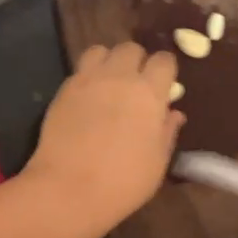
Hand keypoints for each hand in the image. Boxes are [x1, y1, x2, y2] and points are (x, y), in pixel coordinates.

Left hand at [24, 43, 184, 226]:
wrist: (69, 188)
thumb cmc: (123, 181)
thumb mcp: (157, 162)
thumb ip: (167, 132)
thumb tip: (173, 113)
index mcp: (149, 92)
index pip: (164, 60)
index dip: (165, 70)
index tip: (164, 85)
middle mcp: (119, 77)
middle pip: (131, 48)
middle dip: (137, 61)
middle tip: (136, 84)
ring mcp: (88, 80)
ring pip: (101, 50)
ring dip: (109, 61)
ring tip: (109, 83)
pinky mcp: (64, 89)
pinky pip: (80, 70)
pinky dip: (87, 77)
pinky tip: (87, 99)